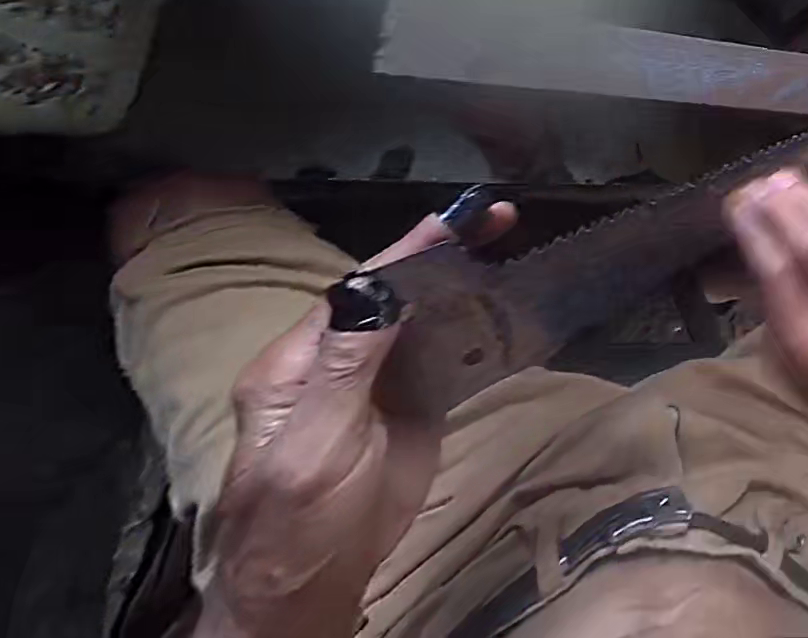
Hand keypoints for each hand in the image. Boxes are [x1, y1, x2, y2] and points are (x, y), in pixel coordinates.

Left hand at [198, 204, 515, 637]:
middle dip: (443, 249)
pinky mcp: (412, 394)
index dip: (409, 249)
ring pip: (424, 309)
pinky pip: (444, 344)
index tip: (457, 218)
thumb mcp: (317, 445)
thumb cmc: (302, 523)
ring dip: (463, 274)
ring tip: (505, 243)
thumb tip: (373, 287)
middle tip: (496, 218)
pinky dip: (473, 316)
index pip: (360, 287)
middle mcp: (341, 354)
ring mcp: (379, 373)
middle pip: (396, 287)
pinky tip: (502, 297)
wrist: (316, 589)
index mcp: (302, 358)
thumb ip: (345, 366)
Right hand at [722, 170, 807, 469]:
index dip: (756, 231)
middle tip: (754, 184)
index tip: (736, 203)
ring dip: (806, 199)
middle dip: (780, 207)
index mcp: (805, 338)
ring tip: (779, 177)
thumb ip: (764, 308)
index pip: (778, 272)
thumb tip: (744, 258)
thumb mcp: (781, 361)